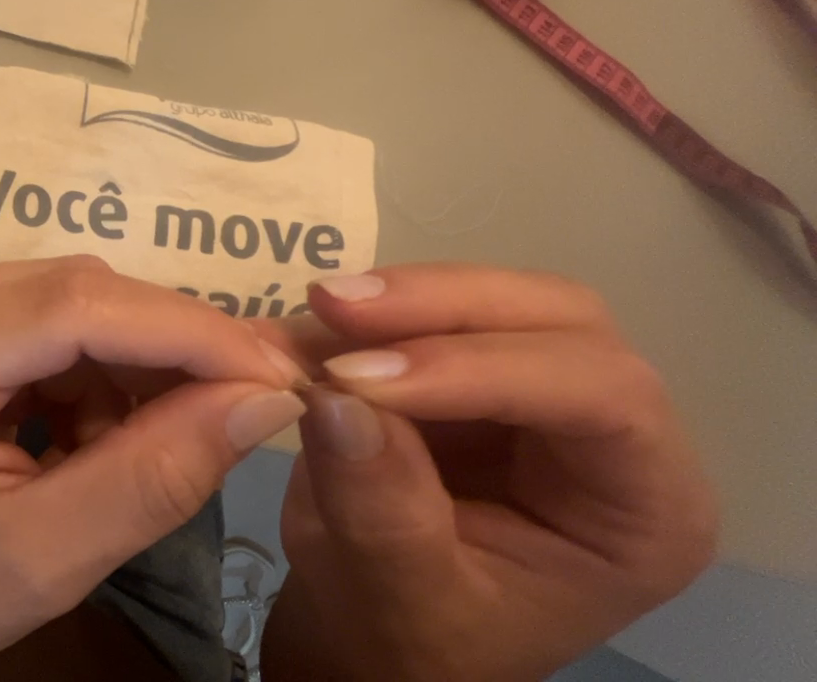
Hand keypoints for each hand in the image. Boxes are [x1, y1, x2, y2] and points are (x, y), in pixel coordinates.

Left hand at [0, 256, 308, 680]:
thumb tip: (264, 399)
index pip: (68, 308)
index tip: (278, 372)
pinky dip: (106, 369)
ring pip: (77, 300)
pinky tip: (108, 430)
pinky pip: (60, 319)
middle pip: (76, 291)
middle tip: (254, 404)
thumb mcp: (48, 557)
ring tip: (165, 437)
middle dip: (172, 344)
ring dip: (140, 360)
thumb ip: (153, 477)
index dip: (181, 329)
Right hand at [260, 265, 717, 681]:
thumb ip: (379, 505)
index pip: (600, 396)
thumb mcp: (398, 591)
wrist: (370, 625)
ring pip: (484, 299)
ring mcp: (524, 393)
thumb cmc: (411, 634)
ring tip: (313, 309)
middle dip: (439, 304)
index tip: (355, 378)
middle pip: (552, 319)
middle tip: (331, 304)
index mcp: (636, 506)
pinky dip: (350, 317)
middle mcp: (598, 433)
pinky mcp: (453, 371)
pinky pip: (412, 315)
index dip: (479, 369)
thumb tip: (334, 398)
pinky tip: (295, 327)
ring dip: (395, 297)